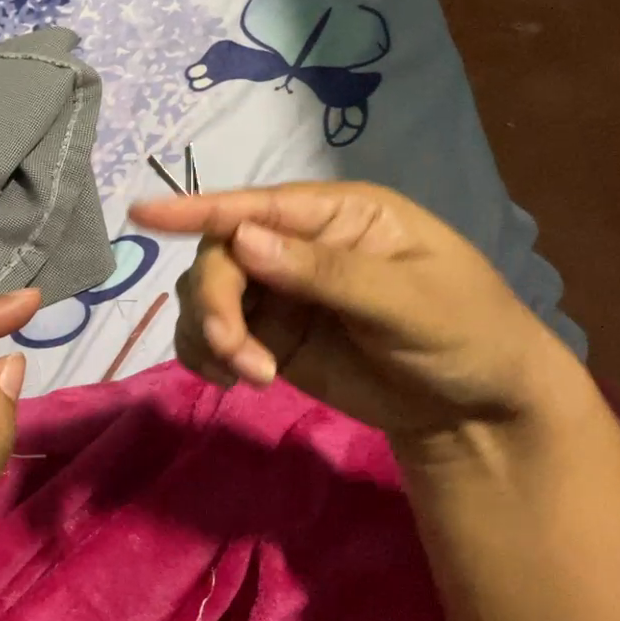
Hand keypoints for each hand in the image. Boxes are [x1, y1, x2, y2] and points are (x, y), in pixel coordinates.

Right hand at [129, 182, 569, 443]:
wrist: (477, 414)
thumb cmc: (469, 337)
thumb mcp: (411, 302)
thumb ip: (327, 273)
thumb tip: (243, 241)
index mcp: (335, 216)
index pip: (255, 206)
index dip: (195, 208)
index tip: (142, 214)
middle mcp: (293, 245)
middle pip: (219, 257)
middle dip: (215, 304)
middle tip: (234, 352)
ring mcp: (275, 292)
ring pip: (204, 296)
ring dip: (210, 333)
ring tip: (248, 375)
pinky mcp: (264, 334)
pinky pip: (208, 335)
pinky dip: (204, 355)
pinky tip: (230, 379)